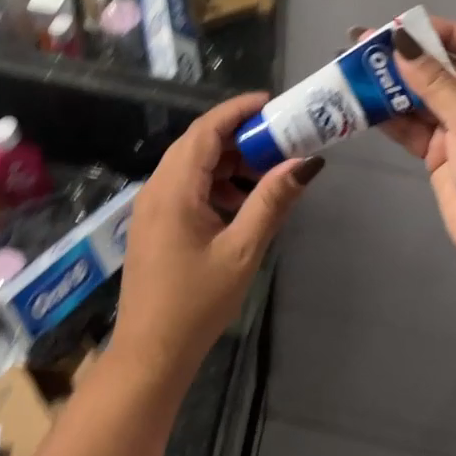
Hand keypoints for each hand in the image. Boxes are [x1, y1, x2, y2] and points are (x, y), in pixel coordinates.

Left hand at [112, 93, 321, 377]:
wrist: (150, 353)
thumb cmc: (197, 303)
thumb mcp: (242, 251)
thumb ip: (271, 202)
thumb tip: (305, 162)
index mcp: (174, 188)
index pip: (206, 130)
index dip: (238, 110)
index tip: (272, 103)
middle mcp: (157, 188)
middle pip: (198, 144)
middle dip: (238, 136)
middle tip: (279, 138)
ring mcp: (151, 206)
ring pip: (191, 165)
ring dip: (227, 162)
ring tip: (266, 173)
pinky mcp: (154, 224)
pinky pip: (185, 187)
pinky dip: (214, 184)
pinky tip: (240, 204)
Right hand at [374, 17, 455, 280]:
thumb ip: (434, 82)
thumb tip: (400, 42)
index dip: (443, 32)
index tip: (405, 29)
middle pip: (440, 68)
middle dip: (405, 58)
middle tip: (363, 45)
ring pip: (420, 96)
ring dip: (390, 86)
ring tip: (353, 71)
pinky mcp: (438, 152)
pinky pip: (409, 125)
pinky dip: (388, 116)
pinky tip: (362, 105)